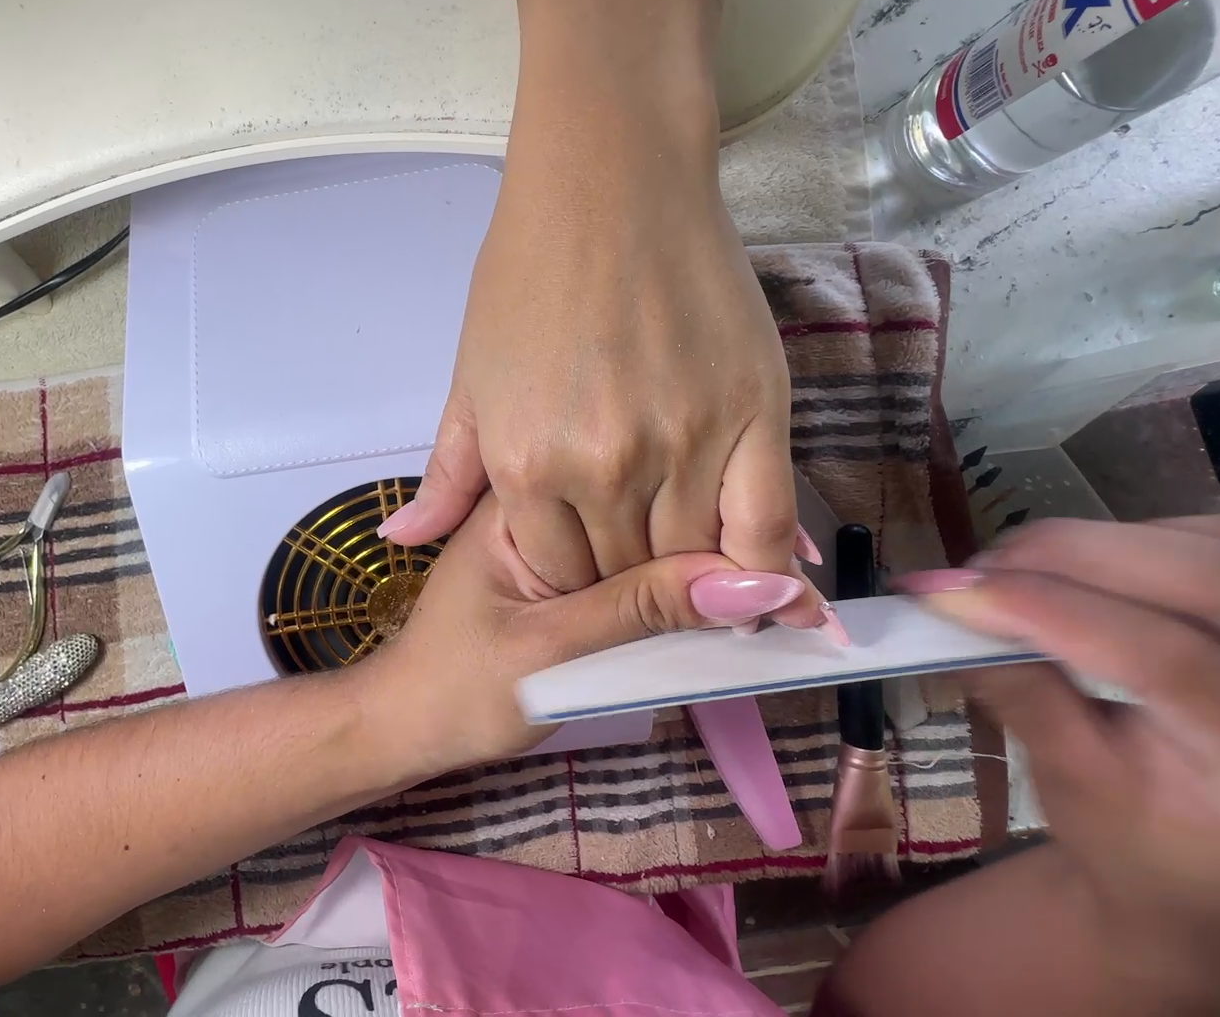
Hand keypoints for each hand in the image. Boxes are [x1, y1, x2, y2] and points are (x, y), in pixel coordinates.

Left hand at [356, 493, 813, 770]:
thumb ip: (639, 615)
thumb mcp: (547, 653)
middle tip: (813, 608)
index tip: (791, 585)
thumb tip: (751, 591)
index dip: (717, 539)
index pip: (638, 497)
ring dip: (722, 570)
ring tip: (796, 610)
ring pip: (658, 538)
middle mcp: (550, 503)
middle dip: (734, 553)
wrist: (405, 721)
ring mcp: (563, 535)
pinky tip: (742, 602)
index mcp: (527, 501)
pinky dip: (688, 590)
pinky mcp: (573, 572)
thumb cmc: (457, 689)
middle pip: (656, 513)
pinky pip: (641, 569)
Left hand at [377, 0, 818, 630]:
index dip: (571, 583)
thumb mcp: (468, 383)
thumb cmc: (525, 280)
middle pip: (621, 575)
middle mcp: (603, 469)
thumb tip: (399, 542)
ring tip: (686, 574)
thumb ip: (445, 478)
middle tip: (635, 573)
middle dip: (622, 584)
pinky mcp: (755, 413)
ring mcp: (684, 444)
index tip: (585, 573)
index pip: (557, 575)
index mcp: (525, 467)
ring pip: (692, 559)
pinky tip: (763, 593)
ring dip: (686, 577)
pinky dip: (766, 569)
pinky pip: (768, 524)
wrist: (609, 185)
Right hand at [899, 515, 1219, 964]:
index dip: (1049, 609)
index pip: (1172, 662)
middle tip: (974, 566)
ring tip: (1018, 565)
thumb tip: (947, 602)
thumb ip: (1020, 690)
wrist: (1216, 865)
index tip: (943, 590)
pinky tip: (1092, 560)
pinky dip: (1155, 534)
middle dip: (1073, 557)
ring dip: (1107, 541)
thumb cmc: (1138, 839)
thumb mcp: (1070, 781)